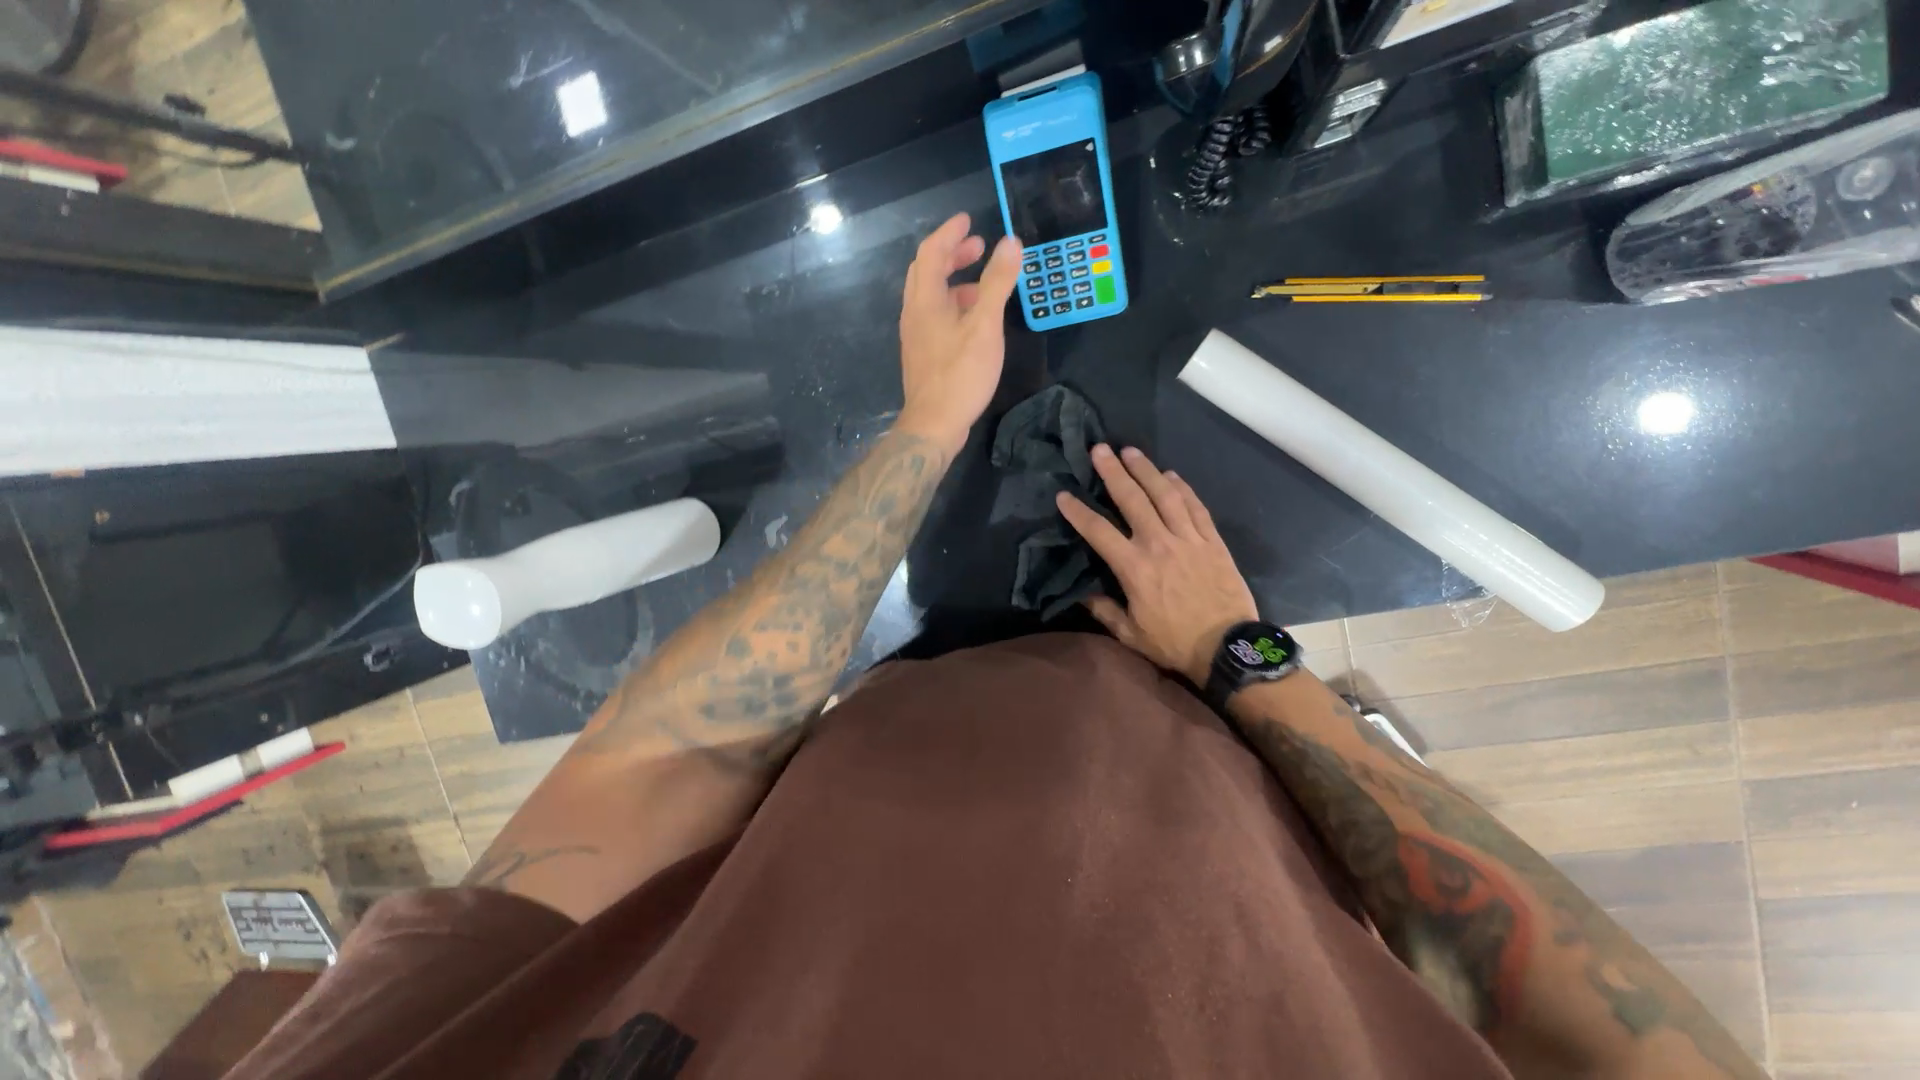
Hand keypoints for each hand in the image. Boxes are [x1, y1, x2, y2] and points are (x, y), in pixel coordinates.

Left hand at [895, 212, 1021, 455]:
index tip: (969, 220)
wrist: (934, 424)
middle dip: (952, 254)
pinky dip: (954, 305)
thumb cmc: (960, 373)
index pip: (931, 252)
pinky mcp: (923, 354)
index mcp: (925, 299)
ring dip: (955, 282)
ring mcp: (916, 335)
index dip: (950, 232)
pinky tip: (975, 321)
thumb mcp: (986, 325)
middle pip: (927, 271)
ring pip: (931, 296)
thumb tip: (1010, 242)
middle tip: (978, 247)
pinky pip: (935, 316)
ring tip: (984, 285)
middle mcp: (914, 312)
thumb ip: (997, 282)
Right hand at [1056, 445, 1258, 684]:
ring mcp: (1189, 539)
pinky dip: (1183, 488)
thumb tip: (1083, 594)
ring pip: (1165, 495)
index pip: (1099, 531)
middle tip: (1099, 449)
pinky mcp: (1212, 541)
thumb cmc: (1175, 643)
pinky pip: (1196, 507)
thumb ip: (1105, 611)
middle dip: (1113, 472)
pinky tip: (1171, 475)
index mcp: (1134, 568)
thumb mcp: (1131, 635)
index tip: (1063, 495)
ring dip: (1147, 470)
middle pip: (1132, 500)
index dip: (1078, 512)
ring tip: (1131, 451)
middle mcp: (1159, 544)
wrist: (1227, 647)